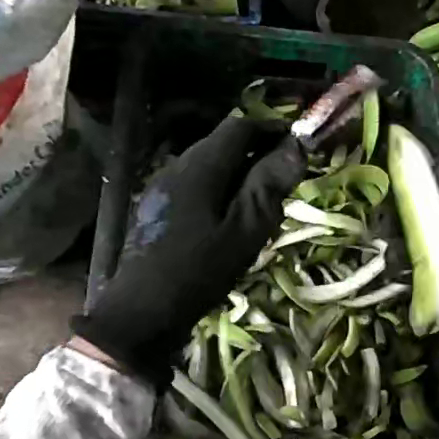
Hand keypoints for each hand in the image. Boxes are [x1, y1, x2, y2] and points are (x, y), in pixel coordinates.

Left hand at [72, 116, 305, 385]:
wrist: (142, 312)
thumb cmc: (198, 271)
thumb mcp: (243, 232)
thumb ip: (268, 187)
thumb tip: (295, 148)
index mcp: (200, 166)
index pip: (239, 126)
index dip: (271, 129)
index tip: (297, 144)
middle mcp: (177, 166)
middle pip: (221, 142)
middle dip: (255, 151)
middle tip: (285, 175)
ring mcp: (162, 186)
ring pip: (207, 164)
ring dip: (237, 171)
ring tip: (262, 198)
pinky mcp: (157, 207)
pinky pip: (194, 184)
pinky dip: (218, 187)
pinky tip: (229, 216)